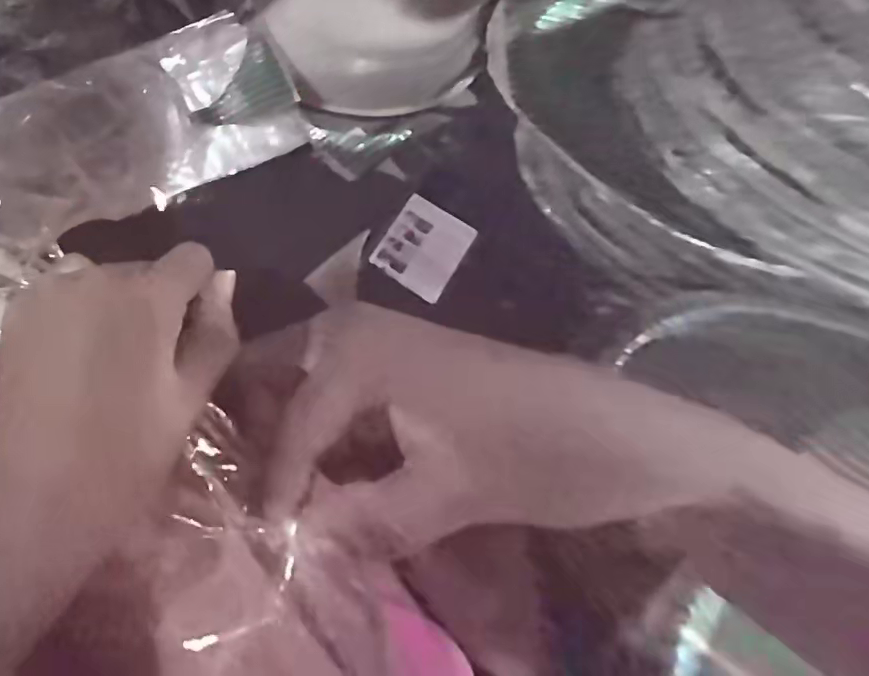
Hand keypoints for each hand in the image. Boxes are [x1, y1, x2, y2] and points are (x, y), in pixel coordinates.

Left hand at [0, 244, 237, 675]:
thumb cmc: (124, 458)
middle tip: (144, 358)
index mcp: (147, 296)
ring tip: (101, 356)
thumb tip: (222, 281)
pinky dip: (71, 310)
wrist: (34, 497)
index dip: (199, 287)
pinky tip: (64, 357)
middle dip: (153, 300)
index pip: (192, 256)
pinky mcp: (18, 307)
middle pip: (143, 268)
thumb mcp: (188, 401)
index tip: (190, 327)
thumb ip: (214, 334)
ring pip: (99, 278)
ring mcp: (51, 288)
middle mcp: (97, 274)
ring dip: (110, 302)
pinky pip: (61, 291)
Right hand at [262, 303, 795, 559]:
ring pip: (292, 375)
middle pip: (267, 370)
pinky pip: (325, 386)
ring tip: (281, 485)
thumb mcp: (449, 493)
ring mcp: (364, 336)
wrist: (618, 423)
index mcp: (352, 349)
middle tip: (250, 485)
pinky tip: (322, 471)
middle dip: (251, 425)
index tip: (263, 533)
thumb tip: (296, 541)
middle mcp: (345, 328)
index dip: (275, 481)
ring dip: (281, 426)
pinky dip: (316, 426)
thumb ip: (364, 517)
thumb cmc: (531, 448)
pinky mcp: (385, 355)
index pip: (290, 421)